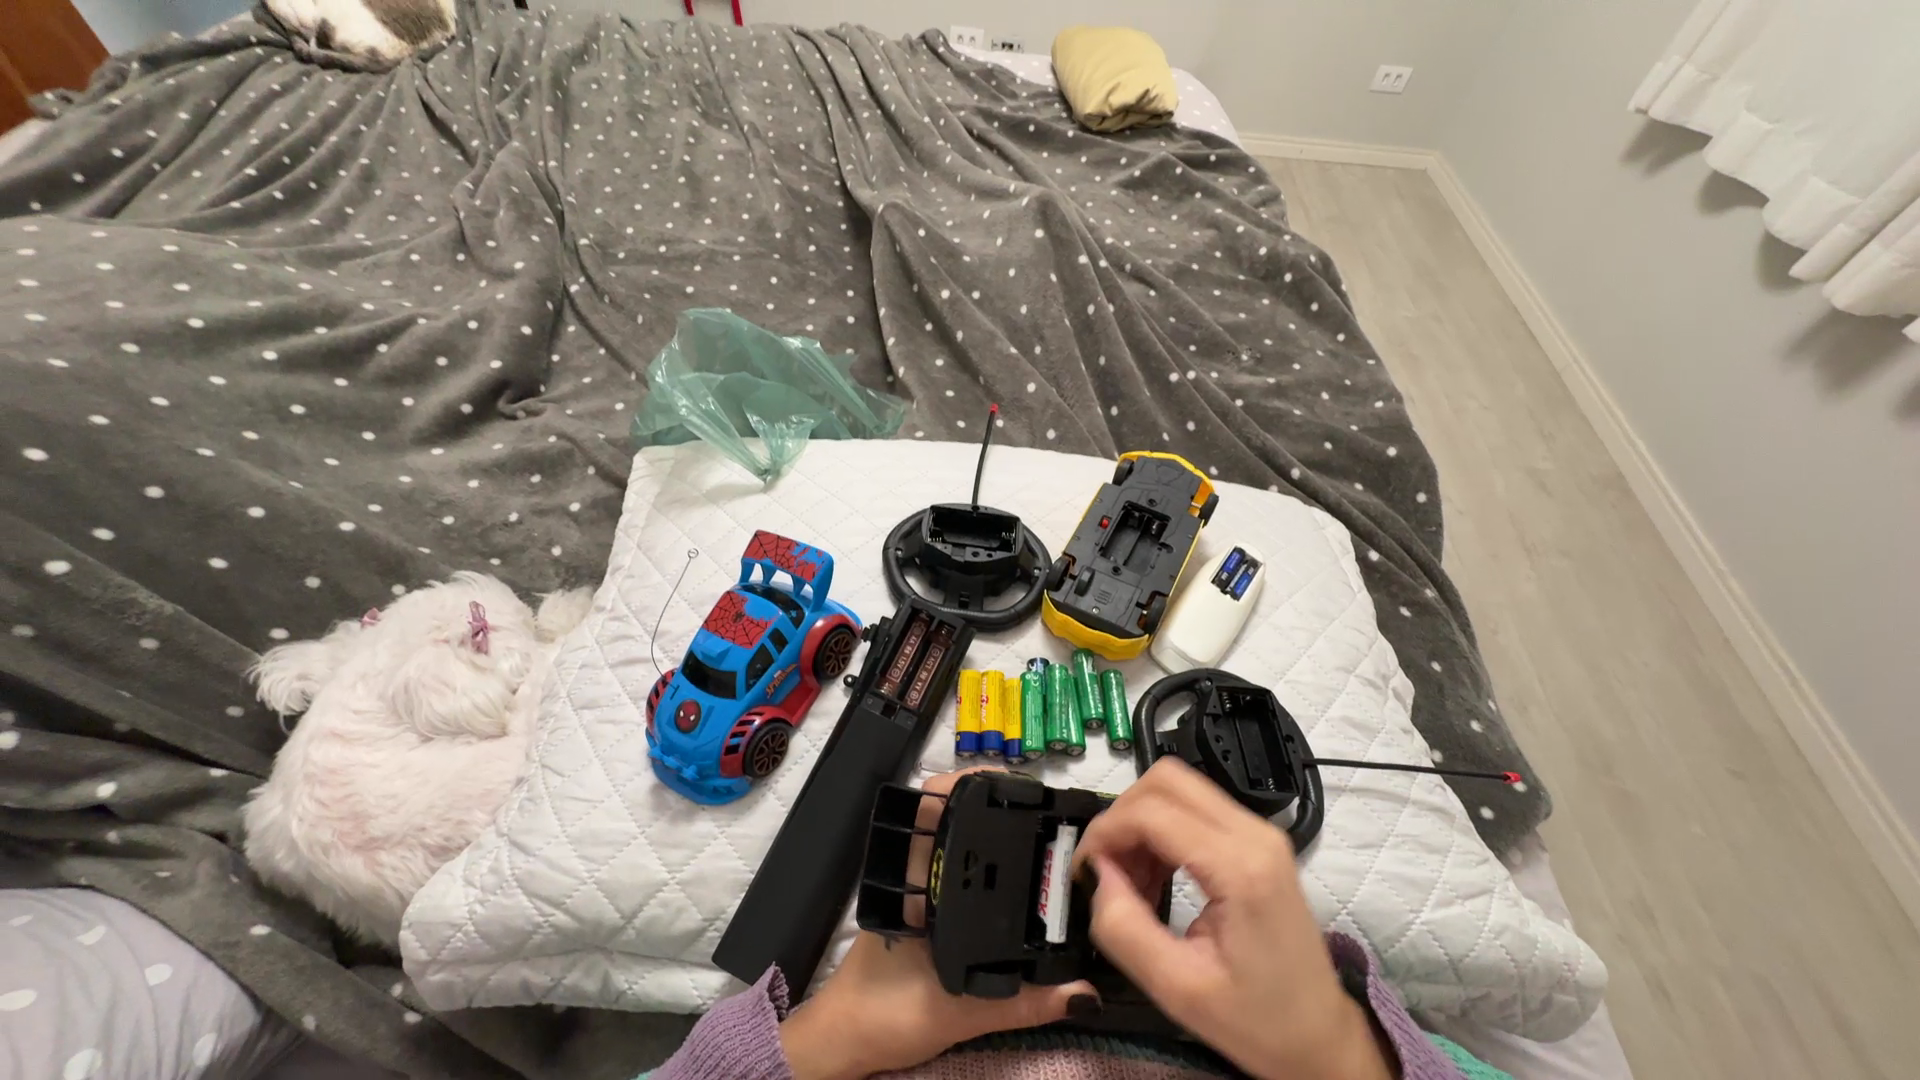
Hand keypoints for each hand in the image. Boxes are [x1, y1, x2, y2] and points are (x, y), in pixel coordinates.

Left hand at [780, 769, 1093, 1079]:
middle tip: (1042, 808)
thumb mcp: (958, 1012)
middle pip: (949, 823)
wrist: (847, 1043)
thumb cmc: (886, 1015)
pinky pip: (955, 879)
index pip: (934, 812)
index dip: (968, 788)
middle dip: (991, 810)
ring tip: (1037, 836)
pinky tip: (1015, 884)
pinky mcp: (923, 915)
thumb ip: (1022, 1003)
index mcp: (913, 883)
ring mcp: (916, 894)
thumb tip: (1086, 991)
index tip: (1013, 785)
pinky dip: (983, 873)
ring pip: (953, 850)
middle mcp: (913, 878)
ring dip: (987, 840)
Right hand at [1076, 758, 1395, 1079]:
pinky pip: (1194, 807)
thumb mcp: (1177, 988)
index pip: (1152, 812)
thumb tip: (1096, 876)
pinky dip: (1160, 829)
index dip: (1105, 831)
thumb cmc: (1256, 1022)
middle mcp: (1255, 834)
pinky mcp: (1257, 839)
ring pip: (1178, 787)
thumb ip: (1124, 928)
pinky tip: (1154, 875)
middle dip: (1122, 815)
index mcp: (1240, 868)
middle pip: (1166, 779)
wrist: (1320, 1037)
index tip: (1084, 869)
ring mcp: (1260, 832)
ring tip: (1130, 880)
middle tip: (1106, 867)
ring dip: (1140, 821)